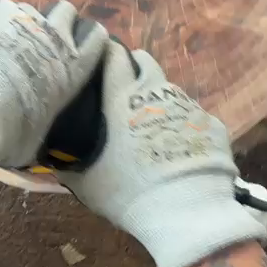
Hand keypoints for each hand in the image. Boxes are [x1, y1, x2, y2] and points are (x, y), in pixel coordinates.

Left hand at [0, 0, 109, 168]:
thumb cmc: (8, 132)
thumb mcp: (35, 140)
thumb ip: (44, 125)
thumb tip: (38, 136)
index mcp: (74, 66)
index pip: (96, 36)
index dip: (85, 40)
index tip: (74, 50)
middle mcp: (55, 34)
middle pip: (66, 11)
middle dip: (55, 22)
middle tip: (39, 43)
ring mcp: (23, 16)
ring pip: (31, 7)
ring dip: (22, 22)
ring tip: (4, 43)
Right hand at [56, 44, 266, 266]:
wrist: (187, 213)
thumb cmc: (127, 192)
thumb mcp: (85, 182)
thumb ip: (66, 163)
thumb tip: (52, 158)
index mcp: (122, 97)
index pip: (112, 56)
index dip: (105, 54)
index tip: (97, 62)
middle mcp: (157, 91)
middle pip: (145, 63)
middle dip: (134, 69)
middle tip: (123, 94)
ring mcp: (189, 106)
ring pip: (170, 90)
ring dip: (158, 101)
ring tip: (151, 130)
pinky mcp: (213, 125)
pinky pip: (193, 116)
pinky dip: (183, 126)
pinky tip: (178, 149)